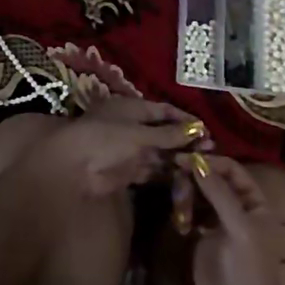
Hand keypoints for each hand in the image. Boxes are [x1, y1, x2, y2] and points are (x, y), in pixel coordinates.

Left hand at [12, 97, 206, 203]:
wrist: (74, 168)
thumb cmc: (104, 139)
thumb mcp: (138, 133)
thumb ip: (168, 134)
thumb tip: (198, 129)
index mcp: (130, 108)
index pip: (162, 110)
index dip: (184, 118)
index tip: (207, 129)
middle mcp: (130, 127)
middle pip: (162, 132)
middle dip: (184, 140)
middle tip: (210, 150)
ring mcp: (128, 149)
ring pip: (159, 152)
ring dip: (178, 157)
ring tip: (204, 164)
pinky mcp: (127, 170)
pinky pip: (151, 169)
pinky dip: (166, 172)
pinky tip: (186, 176)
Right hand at [185, 154, 284, 284]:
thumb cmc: (248, 271)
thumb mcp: (238, 229)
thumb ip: (219, 194)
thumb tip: (197, 161)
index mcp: (256, 205)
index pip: (234, 171)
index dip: (211, 161)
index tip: (184, 157)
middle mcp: (239, 209)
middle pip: (215, 180)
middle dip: (195, 174)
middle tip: (171, 170)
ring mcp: (220, 223)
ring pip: (201, 195)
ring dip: (186, 190)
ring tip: (173, 192)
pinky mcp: (202, 237)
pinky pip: (191, 213)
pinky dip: (182, 208)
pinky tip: (175, 211)